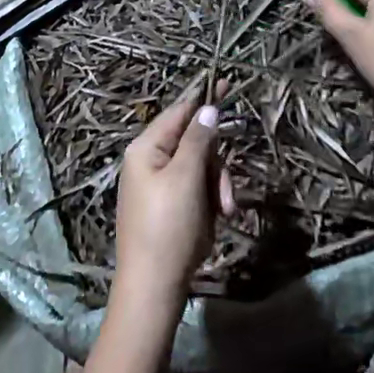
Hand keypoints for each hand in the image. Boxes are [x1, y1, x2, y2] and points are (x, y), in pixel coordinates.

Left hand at [113, 92, 235, 306]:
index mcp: (145, 148)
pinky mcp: (168, 208)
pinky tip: (213, 224)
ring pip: (200, 170)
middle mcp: (149, 162)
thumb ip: (198, 141)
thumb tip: (206, 107)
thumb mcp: (186, 179)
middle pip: (194, 143)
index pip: (179, 112)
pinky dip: (209, 203)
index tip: (228, 83)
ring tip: (222, 215)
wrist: (153, 289)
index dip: (204, 99)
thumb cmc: (168, 227)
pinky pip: (196, 192)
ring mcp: (158, 186)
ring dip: (216, 189)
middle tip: (224, 196)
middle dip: (215, 166)